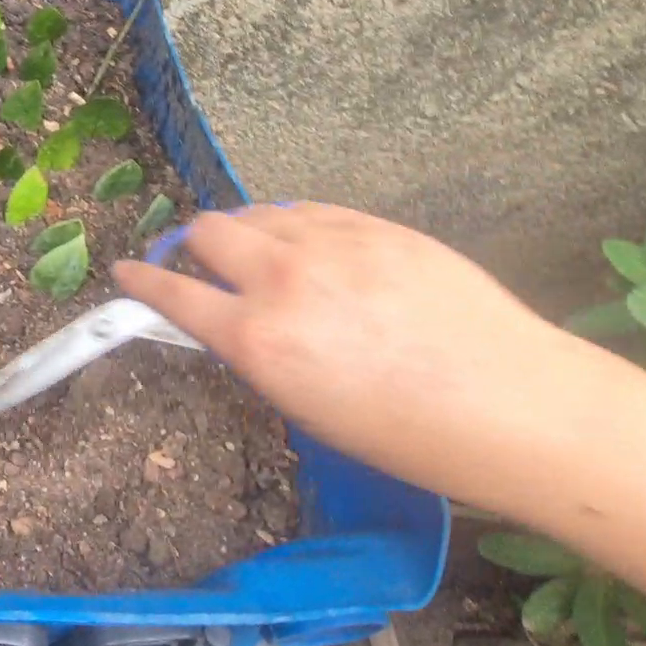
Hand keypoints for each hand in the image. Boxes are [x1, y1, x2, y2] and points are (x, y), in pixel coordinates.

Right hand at [113, 202, 645, 605]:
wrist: (519, 408)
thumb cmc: (402, 433)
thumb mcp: (300, 403)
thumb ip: (252, 348)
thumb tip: (227, 318)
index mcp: (257, 336)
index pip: (170, 292)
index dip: (140, 280)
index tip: (126, 272)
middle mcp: (284, 278)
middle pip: (208, 230)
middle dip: (194, 246)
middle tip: (204, 267)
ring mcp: (335, 243)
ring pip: (260, 213)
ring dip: (244, 232)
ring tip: (260, 257)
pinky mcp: (381, 228)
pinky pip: (312, 212)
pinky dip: (293, 226)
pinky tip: (310, 248)